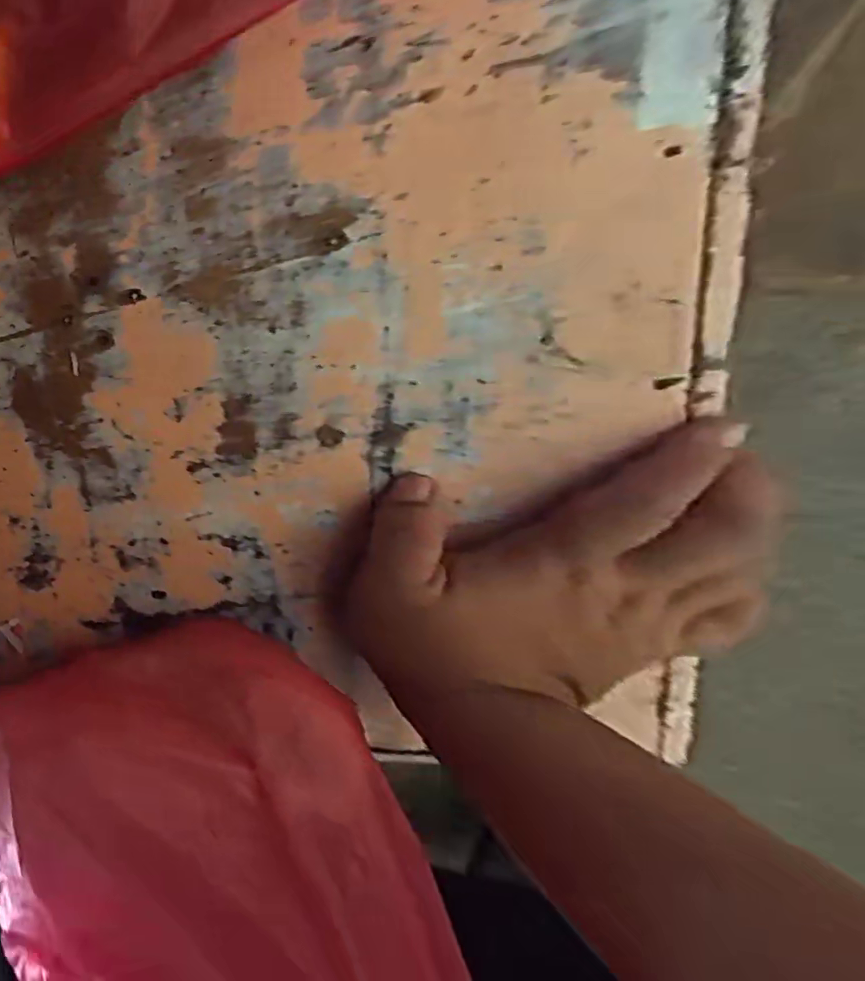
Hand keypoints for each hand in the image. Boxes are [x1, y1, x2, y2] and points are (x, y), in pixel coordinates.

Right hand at [344, 418, 781, 708]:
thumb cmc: (428, 645)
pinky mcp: (650, 647)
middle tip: (732, 454)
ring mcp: (645, 622)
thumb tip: (417, 481)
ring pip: (738, 574)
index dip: (685, 463)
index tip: (717, 424)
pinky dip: (745, 585)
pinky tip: (729, 568)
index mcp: (561, 565)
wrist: (475, 719)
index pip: (641, 506)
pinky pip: (727, 617)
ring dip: (754, 530)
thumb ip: (401, 531)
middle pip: (722, 537)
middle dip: (744, 489)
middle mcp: (621, 588)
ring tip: (737, 496)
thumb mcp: (389, 587)